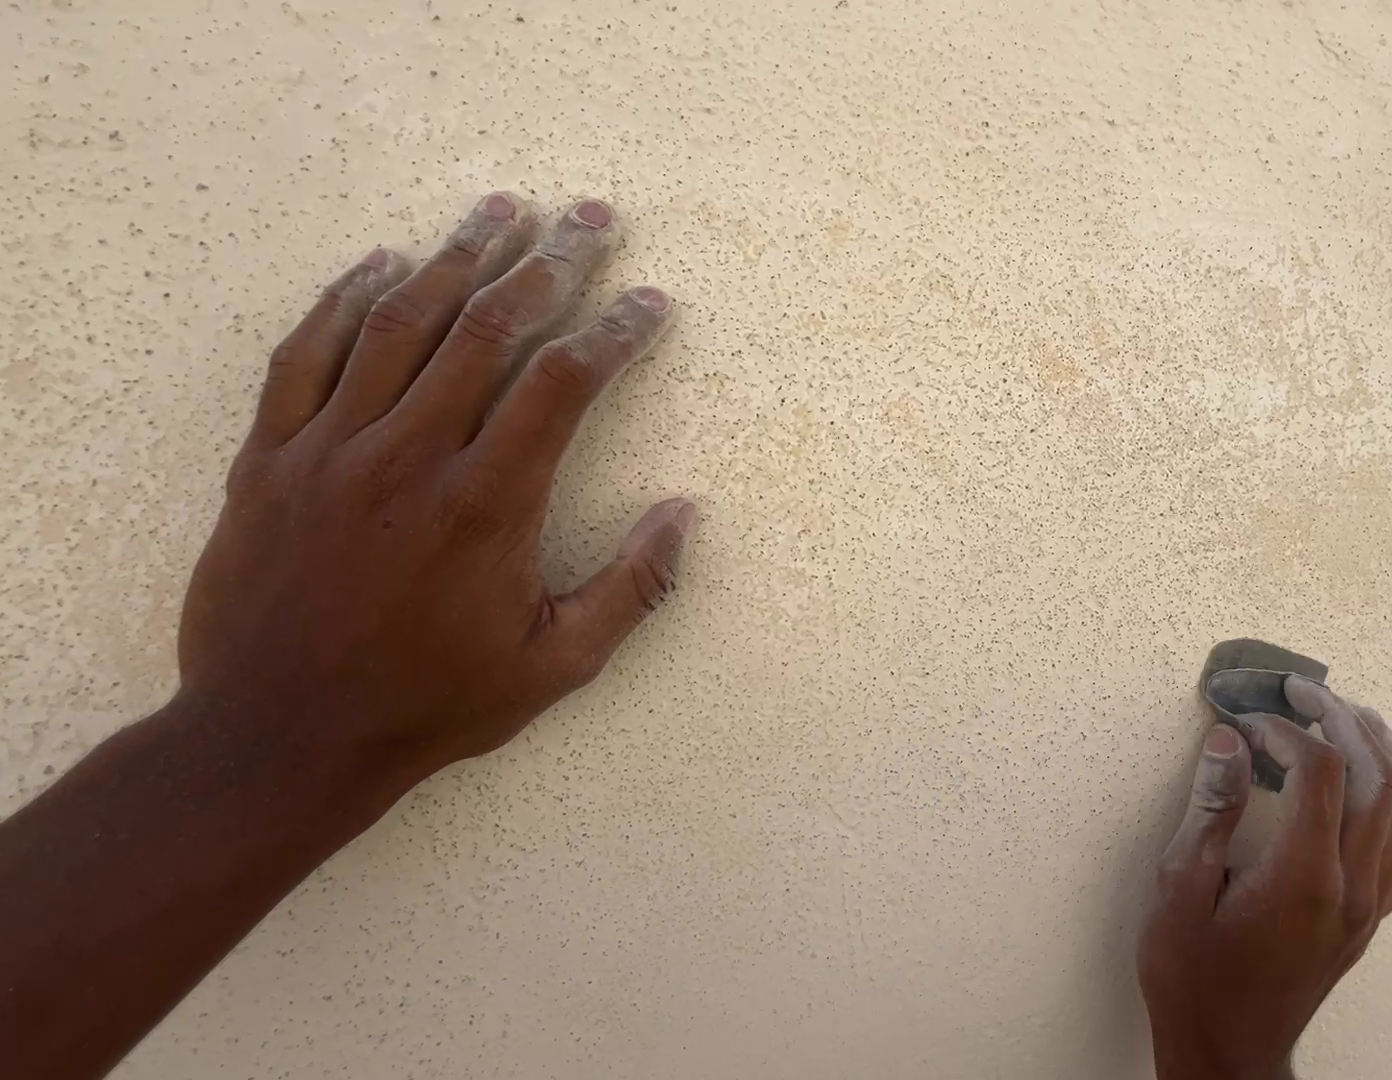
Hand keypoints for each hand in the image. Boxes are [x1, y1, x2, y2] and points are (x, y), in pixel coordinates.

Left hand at [178, 192, 689, 785]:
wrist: (281, 738)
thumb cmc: (434, 702)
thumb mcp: (560, 664)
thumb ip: (633, 587)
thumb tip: (684, 514)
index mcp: (487, 506)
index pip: (562, 386)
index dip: (614, 332)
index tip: (649, 303)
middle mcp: (409, 460)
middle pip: (486, 331)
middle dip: (548, 266)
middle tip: (588, 218)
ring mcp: (330, 452)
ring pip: (398, 324)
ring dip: (457, 258)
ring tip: (502, 211)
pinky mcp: (270, 459)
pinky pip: (305, 355)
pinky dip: (345, 298)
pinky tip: (381, 261)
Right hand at [1139, 678, 1391, 1079]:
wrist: (1228, 1052)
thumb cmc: (1193, 974)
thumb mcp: (1180, 887)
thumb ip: (1211, 810)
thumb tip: (1227, 741)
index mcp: (1302, 877)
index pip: (1319, 773)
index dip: (1285, 730)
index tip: (1246, 718)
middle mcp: (1351, 888)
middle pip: (1376, 780)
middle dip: (1342, 721)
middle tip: (1304, 689)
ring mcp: (1369, 906)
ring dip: (1383, 752)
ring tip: (1350, 716)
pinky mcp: (1369, 919)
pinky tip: (1370, 783)